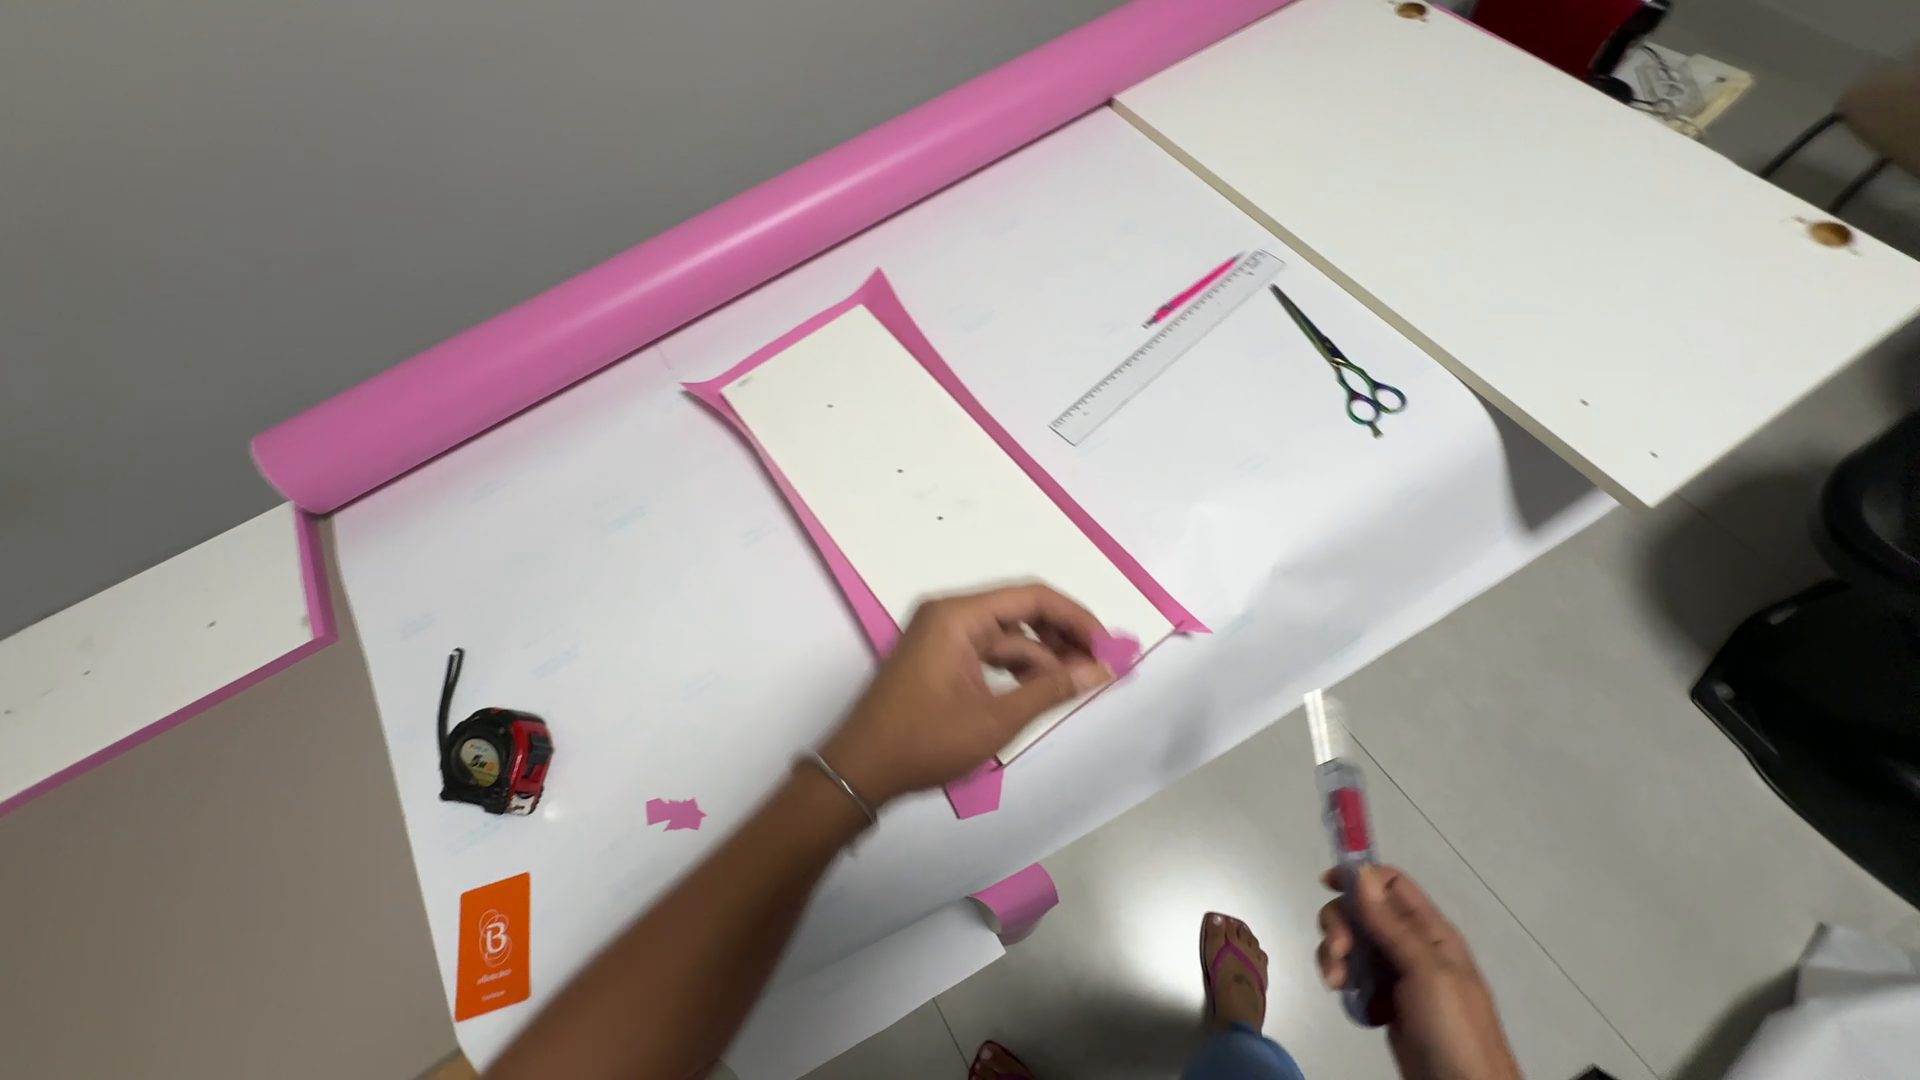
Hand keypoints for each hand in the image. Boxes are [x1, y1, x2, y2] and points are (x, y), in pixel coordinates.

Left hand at [819, 584, 1113, 806]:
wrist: (861, 771)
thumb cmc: (925, 741)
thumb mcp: (997, 717)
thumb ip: (1053, 689)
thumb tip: (1102, 670)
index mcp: (958, 614)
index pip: (1031, 597)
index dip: (1076, 618)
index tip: (1107, 646)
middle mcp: (949, 614)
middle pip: (1019, 612)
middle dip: (1062, 637)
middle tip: (1099, 666)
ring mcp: (941, 634)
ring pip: (1006, 634)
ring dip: (1041, 657)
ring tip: (1076, 684)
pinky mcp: (938, 656)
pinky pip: (988, 651)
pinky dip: (1016, 668)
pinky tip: (1041, 689)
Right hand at [1317, 865, 1522, 1079]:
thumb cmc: (1454, 1029)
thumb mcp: (1426, 972)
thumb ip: (1392, 923)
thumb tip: (1361, 872)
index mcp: (1431, 932)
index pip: (1390, 883)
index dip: (1358, 877)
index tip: (1328, 887)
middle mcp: (1412, 945)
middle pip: (1361, 911)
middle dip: (1339, 924)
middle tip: (1338, 952)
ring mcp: (1397, 974)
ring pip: (1352, 941)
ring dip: (1334, 954)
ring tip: (1336, 983)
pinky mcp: (1384, 1000)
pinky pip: (1352, 973)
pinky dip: (1341, 978)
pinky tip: (1344, 996)